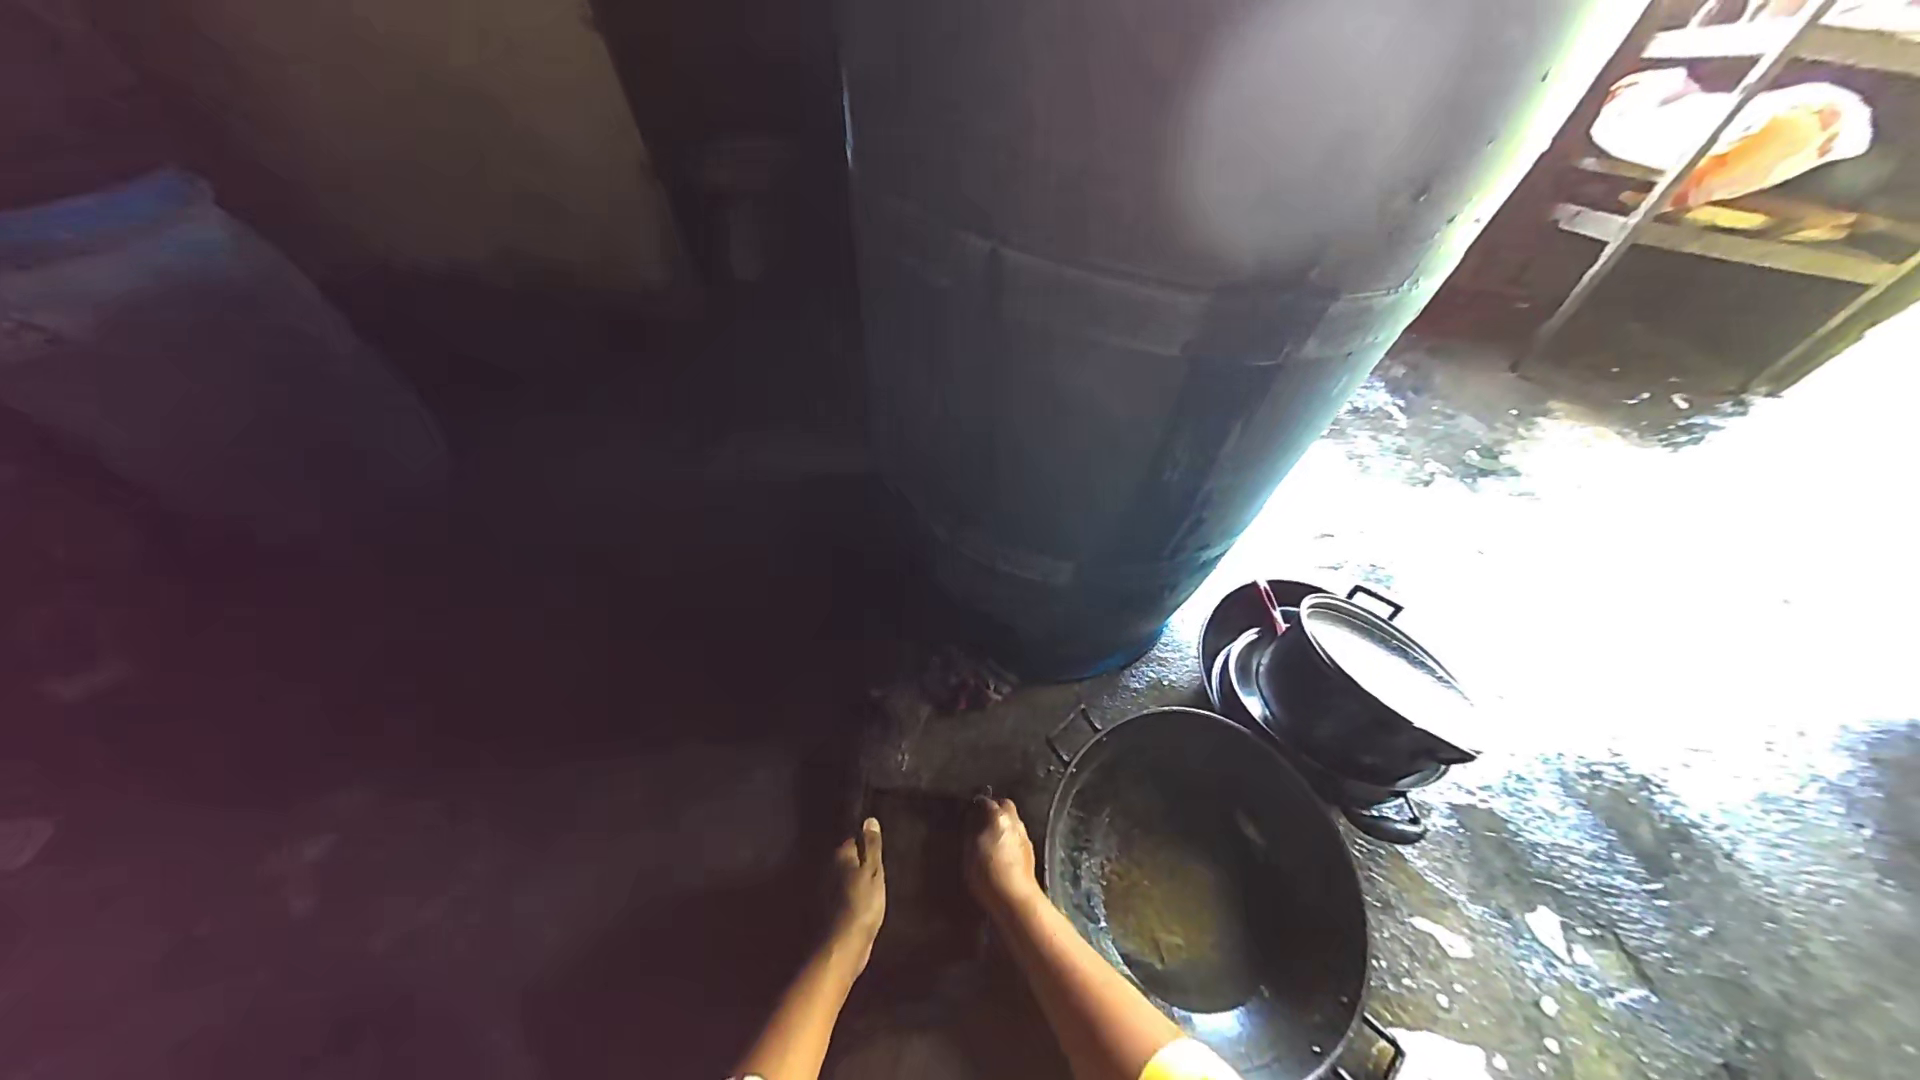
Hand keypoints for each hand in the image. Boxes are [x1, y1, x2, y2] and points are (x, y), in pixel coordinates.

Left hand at [829, 817, 885, 971]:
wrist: (844, 944)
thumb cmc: (863, 903)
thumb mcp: (874, 871)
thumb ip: (872, 846)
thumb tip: (869, 819)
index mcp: (841, 856)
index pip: (852, 840)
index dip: (865, 842)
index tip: (877, 845)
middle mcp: (829, 869)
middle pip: (846, 858)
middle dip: (857, 860)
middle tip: (876, 864)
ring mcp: (827, 891)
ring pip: (843, 877)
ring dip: (853, 879)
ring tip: (871, 882)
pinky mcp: (830, 911)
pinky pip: (842, 895)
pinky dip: (850, 896)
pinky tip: (861, 902)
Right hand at [966, 796, 1040, 912]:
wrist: (1014, 899)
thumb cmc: (986, 873)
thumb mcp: (969, 850)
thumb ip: (970, 830)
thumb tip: (971, 817)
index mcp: (998, 817)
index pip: (986, 801)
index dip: (976, 803)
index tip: (968, 810)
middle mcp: (1014, 821)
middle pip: (1005, 805)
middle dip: (994, 808)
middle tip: (981, 818)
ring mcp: (1024, 836)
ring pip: (1013, 820)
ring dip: (1002, 823)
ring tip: (990, 835)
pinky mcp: (1030, 851)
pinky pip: (1017, 835)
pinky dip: (1009, 836)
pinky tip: (1001, 850)